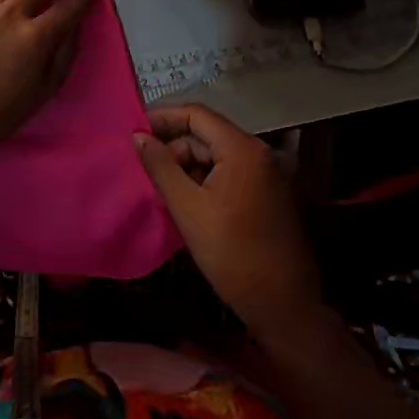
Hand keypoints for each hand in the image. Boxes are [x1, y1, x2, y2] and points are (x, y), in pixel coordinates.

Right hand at [135, 104, 324, 327]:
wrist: (283, 303)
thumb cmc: (231, 253)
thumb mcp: (187, 207)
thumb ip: (161, 166)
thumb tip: (138, 136)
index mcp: (242, 149)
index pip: (197, 115)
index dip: (163, 117)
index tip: (135, 128)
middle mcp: (260, 152)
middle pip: (208, 134)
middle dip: (174, 146)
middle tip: (145, 166)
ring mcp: (268, 173)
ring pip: (218, 154)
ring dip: (189, 164)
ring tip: (162, 186)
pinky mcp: (270, 193)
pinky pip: (231, 172)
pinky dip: (206, 178)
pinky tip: (187, 199)